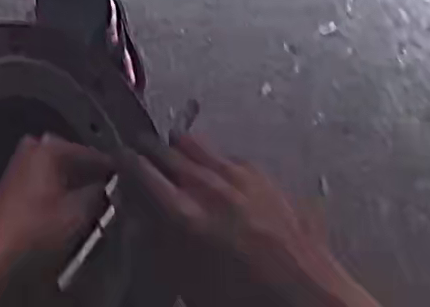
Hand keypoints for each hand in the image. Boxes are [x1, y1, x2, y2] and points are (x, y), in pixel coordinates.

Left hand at [0, 135, 112, 259]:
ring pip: (59, 167)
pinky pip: (48, 175)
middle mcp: (35, 145)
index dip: (109, 167)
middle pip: (72, 157)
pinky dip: (61, 185)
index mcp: (49, 147)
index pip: (89, 153)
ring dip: (76, 181)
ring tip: (95, 199)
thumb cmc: (38, 225)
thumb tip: (109, 187)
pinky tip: (72, 202)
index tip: (127, 177)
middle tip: (112, 190)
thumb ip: (97, 195)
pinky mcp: (16, 176)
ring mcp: (23, 159)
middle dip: (91, 173)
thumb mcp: (77, 212)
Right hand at [129, 134, 378, 306]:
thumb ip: (159, 242)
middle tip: (142, 162)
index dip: (122, 160)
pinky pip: (221, 153)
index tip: (117, 160)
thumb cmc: (246, 299)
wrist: (313, 301)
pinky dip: (211, 162)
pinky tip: (216, 182)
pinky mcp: (257, 172)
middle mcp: (206, 185)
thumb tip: (136, 213)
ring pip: (188, 140)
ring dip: (176, 149)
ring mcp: (234, 174)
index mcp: (185, 215)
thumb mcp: (191, 283)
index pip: (137, 167)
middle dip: (145, 152)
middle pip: (159, 148)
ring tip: (176, 164)